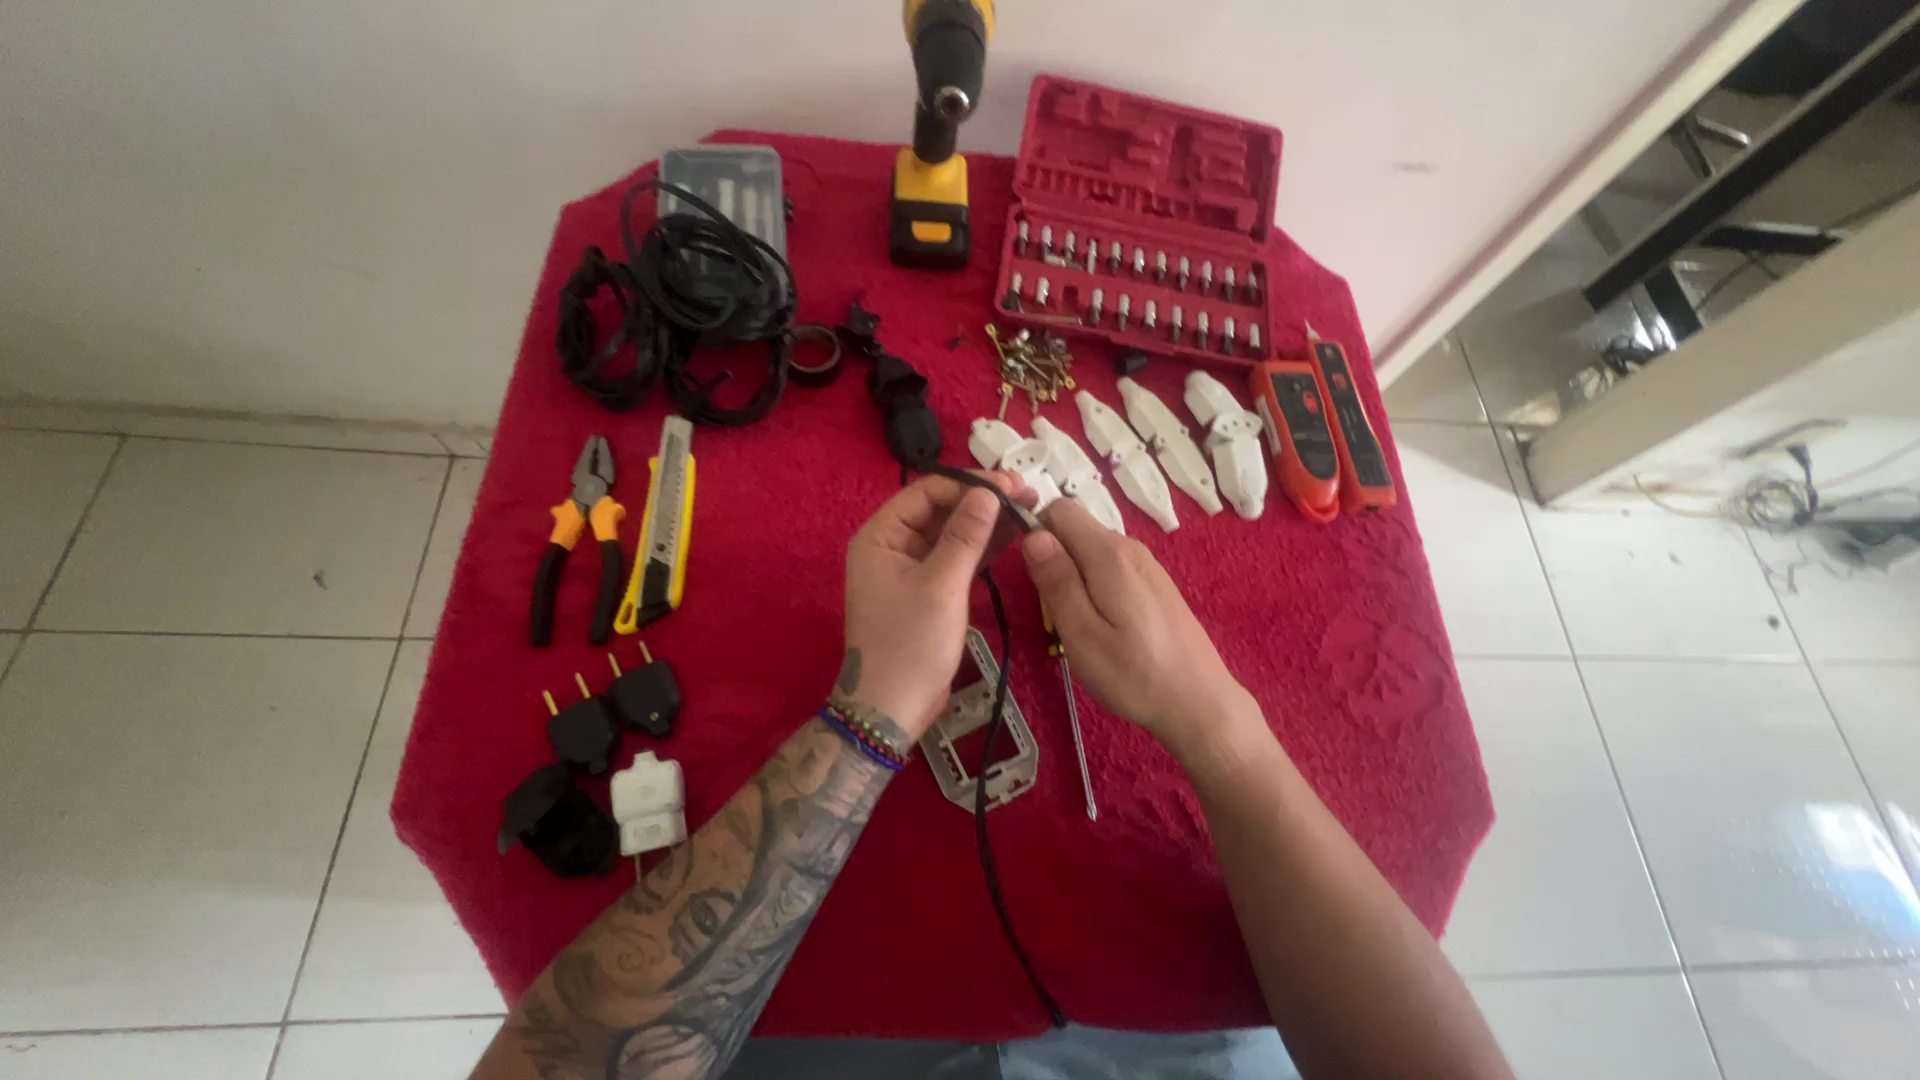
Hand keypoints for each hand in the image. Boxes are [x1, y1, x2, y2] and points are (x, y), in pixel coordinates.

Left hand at [841, 472, 1033, 738]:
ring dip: (987, 522)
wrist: (893, 707)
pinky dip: (982, 548)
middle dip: (983, 501)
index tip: (1011, 482)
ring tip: (1029, 509)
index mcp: (880, 536)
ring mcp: (910, 568)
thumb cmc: (910, 644)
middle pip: (941, 510)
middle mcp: (892, 545)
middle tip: (1028, 494)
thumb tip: (988, 492)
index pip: (927, 493)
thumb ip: (965, 536)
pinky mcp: (929, 589)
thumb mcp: (941, 586)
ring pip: (952, 533)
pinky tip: (1014, 536)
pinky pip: (956, 558)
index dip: (970, 484)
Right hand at [1022, 498, 1254, 752]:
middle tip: (1052, 609)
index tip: (1028, 573)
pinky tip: (1104, 624)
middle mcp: (1129, 548)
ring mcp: (1146, 564)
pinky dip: (1096, 585)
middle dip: (1053, 557)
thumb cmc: (1134, 675)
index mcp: (1108, 554)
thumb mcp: (1082, 635)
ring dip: (1073, 575)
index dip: (1034, 531)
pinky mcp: (1154, 582)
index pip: (1058, 509)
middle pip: (1075, 528)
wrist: (1199, 702)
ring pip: (1091, 549)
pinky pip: (1111, 566)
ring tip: (1076, 622)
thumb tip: (1033, 535)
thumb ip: (1056, 581)